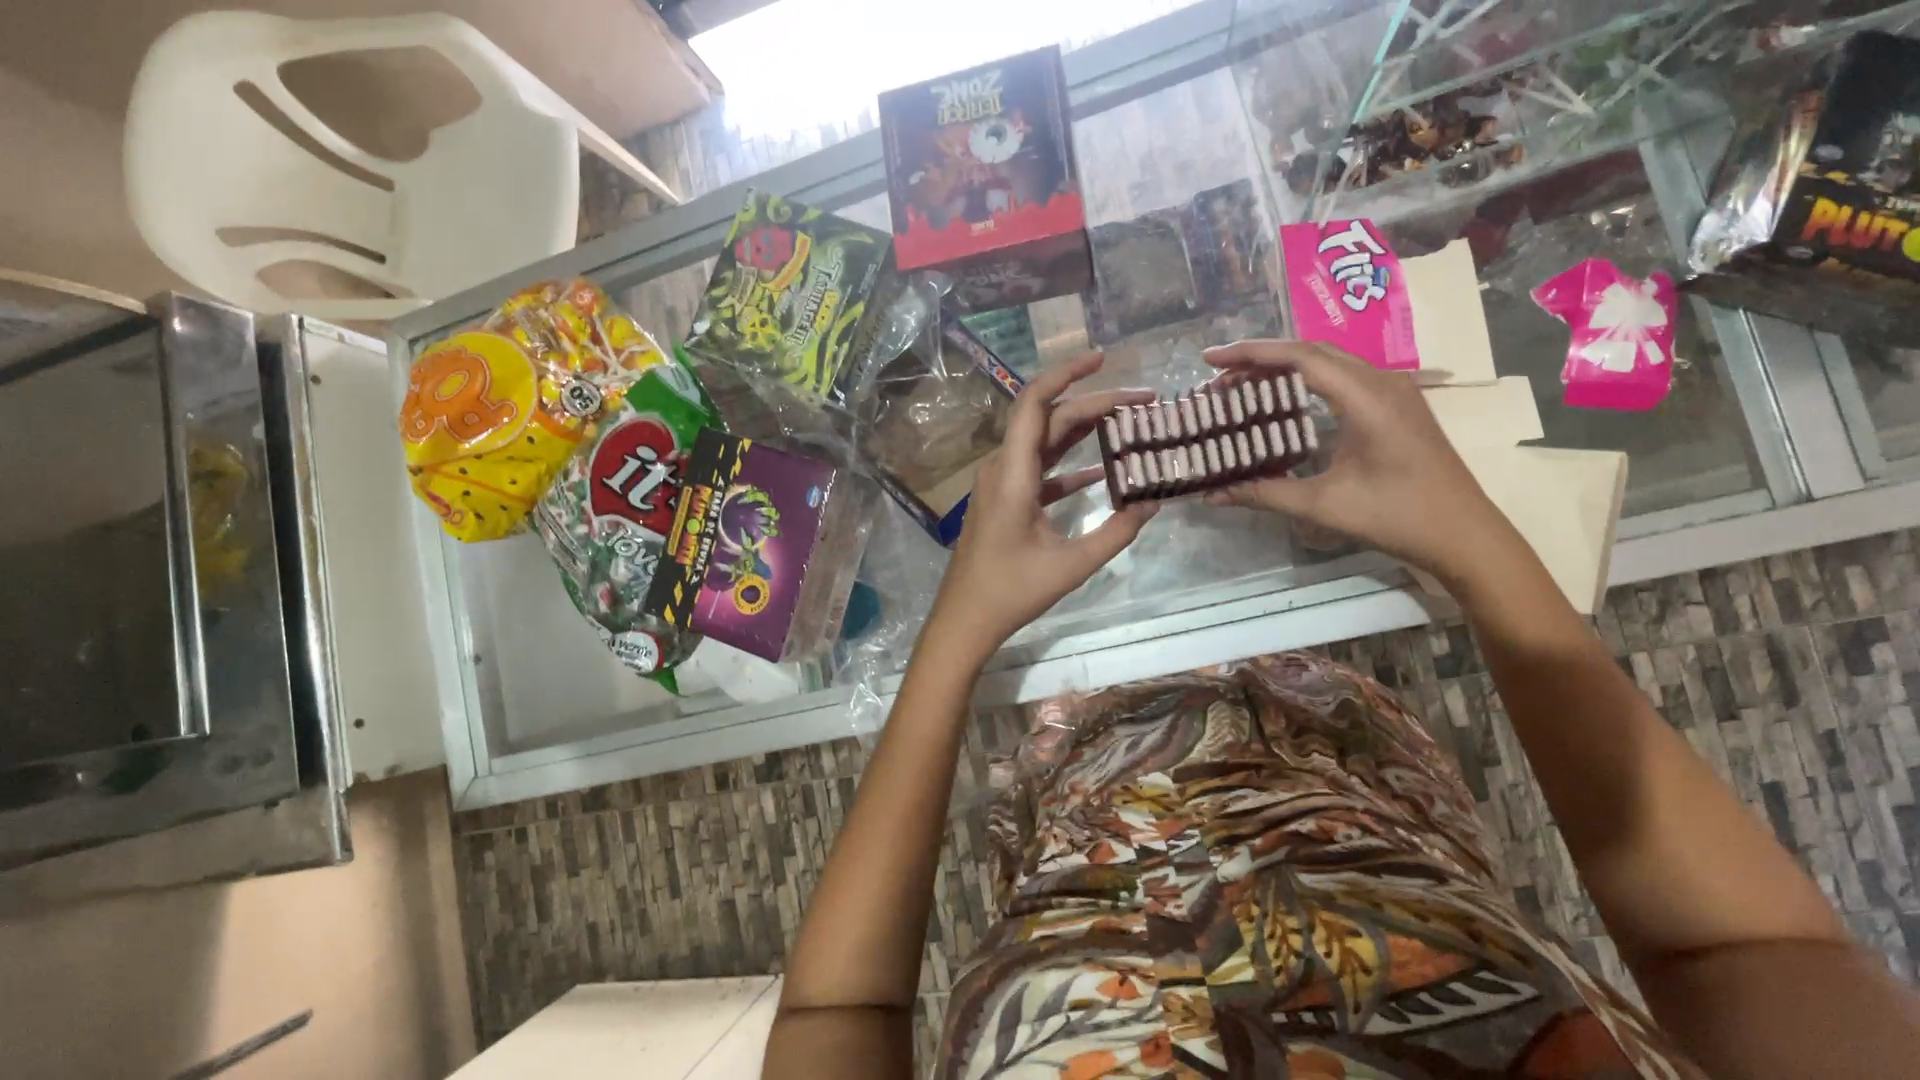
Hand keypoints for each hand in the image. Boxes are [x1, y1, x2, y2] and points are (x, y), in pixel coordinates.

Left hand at [925, 353, 1157, 663]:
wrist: (965, 620)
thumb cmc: (1012, 592)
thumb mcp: (1072, 564)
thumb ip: (1117, 532)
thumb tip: (1156, 502)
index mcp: (1013, 473)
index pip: (1035, 403)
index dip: (1066, 373)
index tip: (1102, 358)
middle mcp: (1004, 469)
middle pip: (1049, 420)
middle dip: (1095, 404)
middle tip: (1143, 402)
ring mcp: (1002, 485)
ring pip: (1045, 443)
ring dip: (1084, 432)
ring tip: (1131, 426)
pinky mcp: (1005, 503)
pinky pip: (1040, 471)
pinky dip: (1071, 466)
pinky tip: (1105, 471)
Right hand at [1202, 340, 1523, 586]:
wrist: (1464, 535)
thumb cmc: (1398, 517)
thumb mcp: (1324, 506)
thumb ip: (1264, 493)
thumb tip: (1211, 494)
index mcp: (1366, 397)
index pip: (1300, 357)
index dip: (1251, 353)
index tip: (1209, 360)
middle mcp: (1382, 382)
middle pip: (1312, 352)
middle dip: (1261, 359)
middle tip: (1218, 379)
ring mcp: (1394, 391)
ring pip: (1329, 362)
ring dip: (1284, 368)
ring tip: (1242, 386)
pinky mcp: (1398, 406)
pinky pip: (1344, 377)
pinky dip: (1307, 380)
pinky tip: (1285, 400)